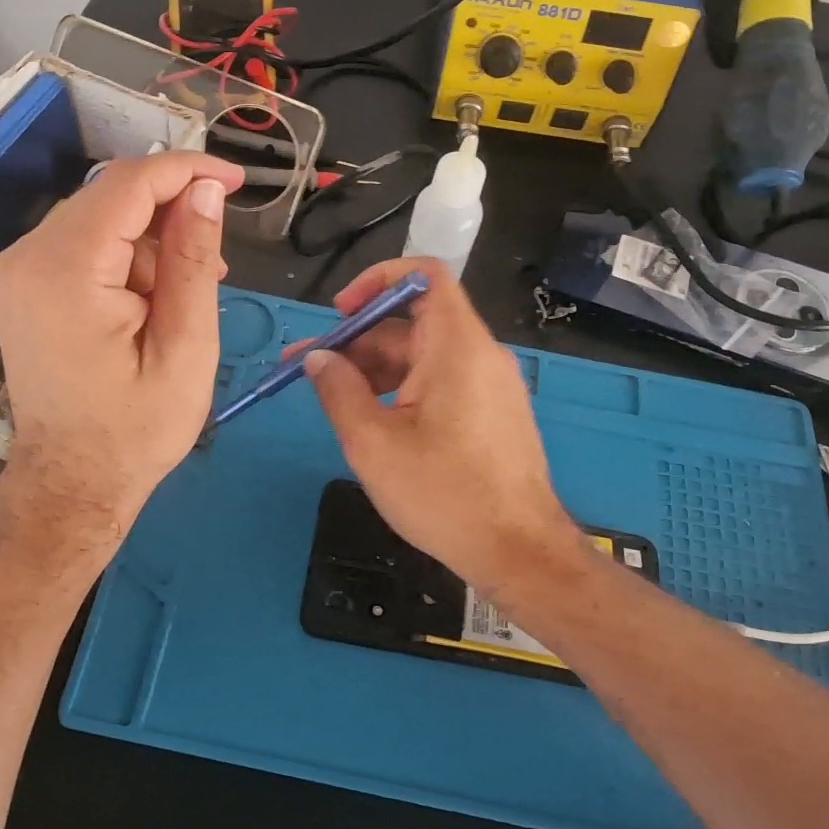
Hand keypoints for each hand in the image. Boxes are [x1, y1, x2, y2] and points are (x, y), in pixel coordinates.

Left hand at [0, 152, 244, 555]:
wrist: (73, 483)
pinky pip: (81, 245)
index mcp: (66, 272)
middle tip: (218, 258)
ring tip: (190, 292)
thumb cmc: (137, 430)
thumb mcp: (186, 348)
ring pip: (98, 219)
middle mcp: (26, 257)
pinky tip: (154, 298)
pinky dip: (124, 258)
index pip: (128, 185)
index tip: (236, 181)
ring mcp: (16, 271)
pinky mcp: (22, 285)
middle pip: (109, 197)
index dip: (187, 171)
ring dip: (150, 241)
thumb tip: (206, 191)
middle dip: (171, 212)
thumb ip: (193, 262)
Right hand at [299, 259, 581, 586]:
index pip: (424, 276)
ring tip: (334, 402)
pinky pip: (444, 383)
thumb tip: (317, 358)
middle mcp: (481, 356)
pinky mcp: (495, 415)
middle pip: (415, 323)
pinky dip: (405, 390)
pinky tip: (375, 423)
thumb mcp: (373, 443)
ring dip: (377, 370)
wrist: (518, 551)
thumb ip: (339, 390)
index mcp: (457, 347)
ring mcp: (492, 387)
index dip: (378, 280)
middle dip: (359, 340)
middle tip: (309, 371)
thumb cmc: (444, 494)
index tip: (339, 313)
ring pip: (426, 358)